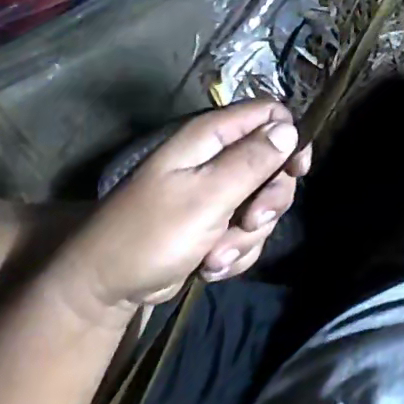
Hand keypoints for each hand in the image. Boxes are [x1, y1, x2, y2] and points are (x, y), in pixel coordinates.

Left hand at [53, 100, 311, 318]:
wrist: (106, 287)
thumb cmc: (150, 234)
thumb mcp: (206, 196)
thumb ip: (251, 161)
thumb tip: (290, 130)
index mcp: (210, 137)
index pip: (269, 115)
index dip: (290, 138)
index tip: (296, 171)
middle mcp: (216, 158)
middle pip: (274, 164)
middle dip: (269, 201)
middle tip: (249, 221)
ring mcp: (217, 192)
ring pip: (264, 205)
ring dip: (246, 236)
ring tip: (214, 254)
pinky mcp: (216, 224)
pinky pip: (248, 233)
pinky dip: (235, 253)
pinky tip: (209, 265)